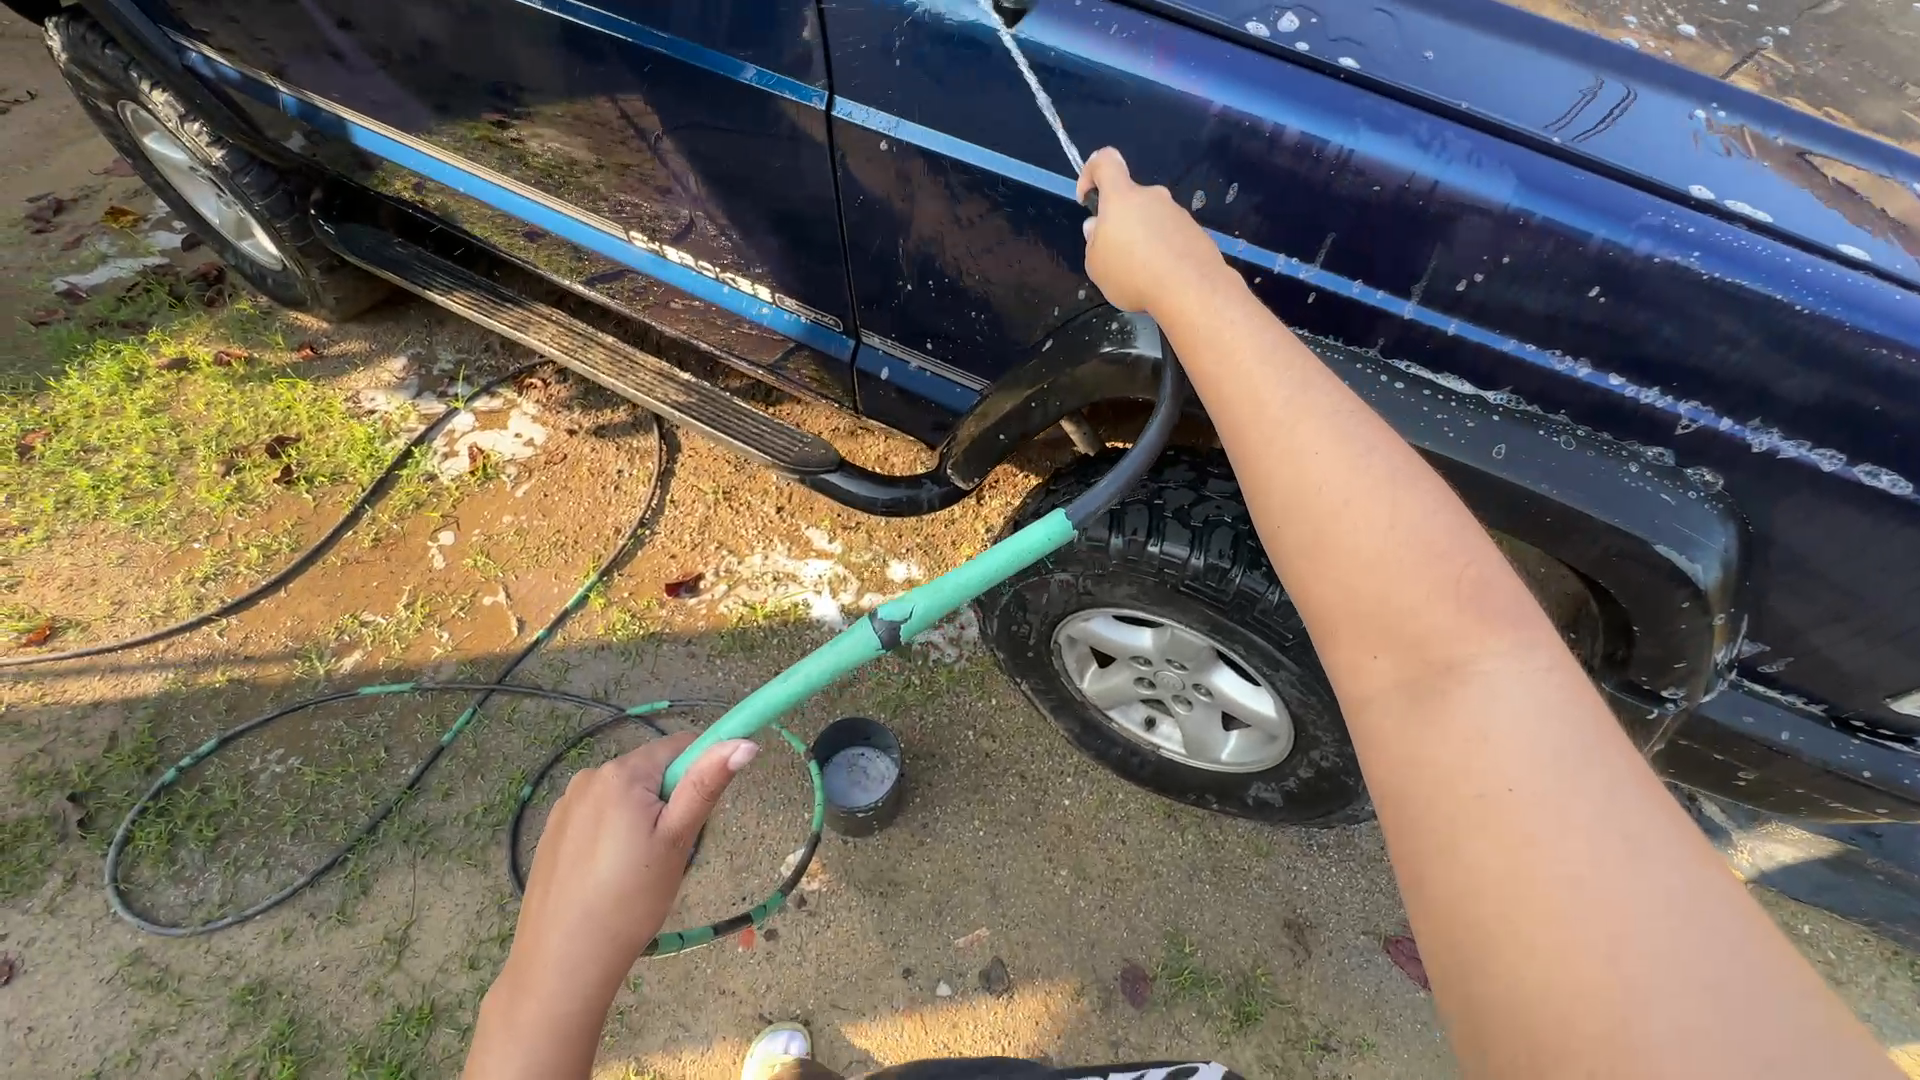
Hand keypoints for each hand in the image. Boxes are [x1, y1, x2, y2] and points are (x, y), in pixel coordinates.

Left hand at [507, 732, 756, 992]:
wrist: (562, 963)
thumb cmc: (631, 899)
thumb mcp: (678, 839)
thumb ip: (707, 783)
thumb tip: (745, 742)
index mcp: (623, 773)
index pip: (680, 745)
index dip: (701, 772)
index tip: (700, 817)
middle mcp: (589, 776)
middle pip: (652, 771)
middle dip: (671, 800)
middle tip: (672, 851)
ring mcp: (566, 804)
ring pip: (627, 794)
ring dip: (645, 816)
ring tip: (642, 868)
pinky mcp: (554, 831)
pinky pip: (601, 814)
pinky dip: (616, 832)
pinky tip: (612, 874)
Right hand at [1078, 147, 1230, 313]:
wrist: (1191, 288)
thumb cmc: (1133, 274)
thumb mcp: (1096, 265)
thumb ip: (1093, 242)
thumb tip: (1097, 227)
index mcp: (1122, 197)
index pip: (1105, 161)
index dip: (1090, 172)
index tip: (1086, 199)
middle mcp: (1152, 196)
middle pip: (1129, 200)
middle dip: (1119, 223)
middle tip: (1115, 257)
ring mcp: (1177, 212)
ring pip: (1150, 219)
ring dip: (1141, 240)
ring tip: (1140, 274)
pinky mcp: (1195, 231)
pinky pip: (1170, 235)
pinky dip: (1162, 251)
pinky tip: (1161, 278)